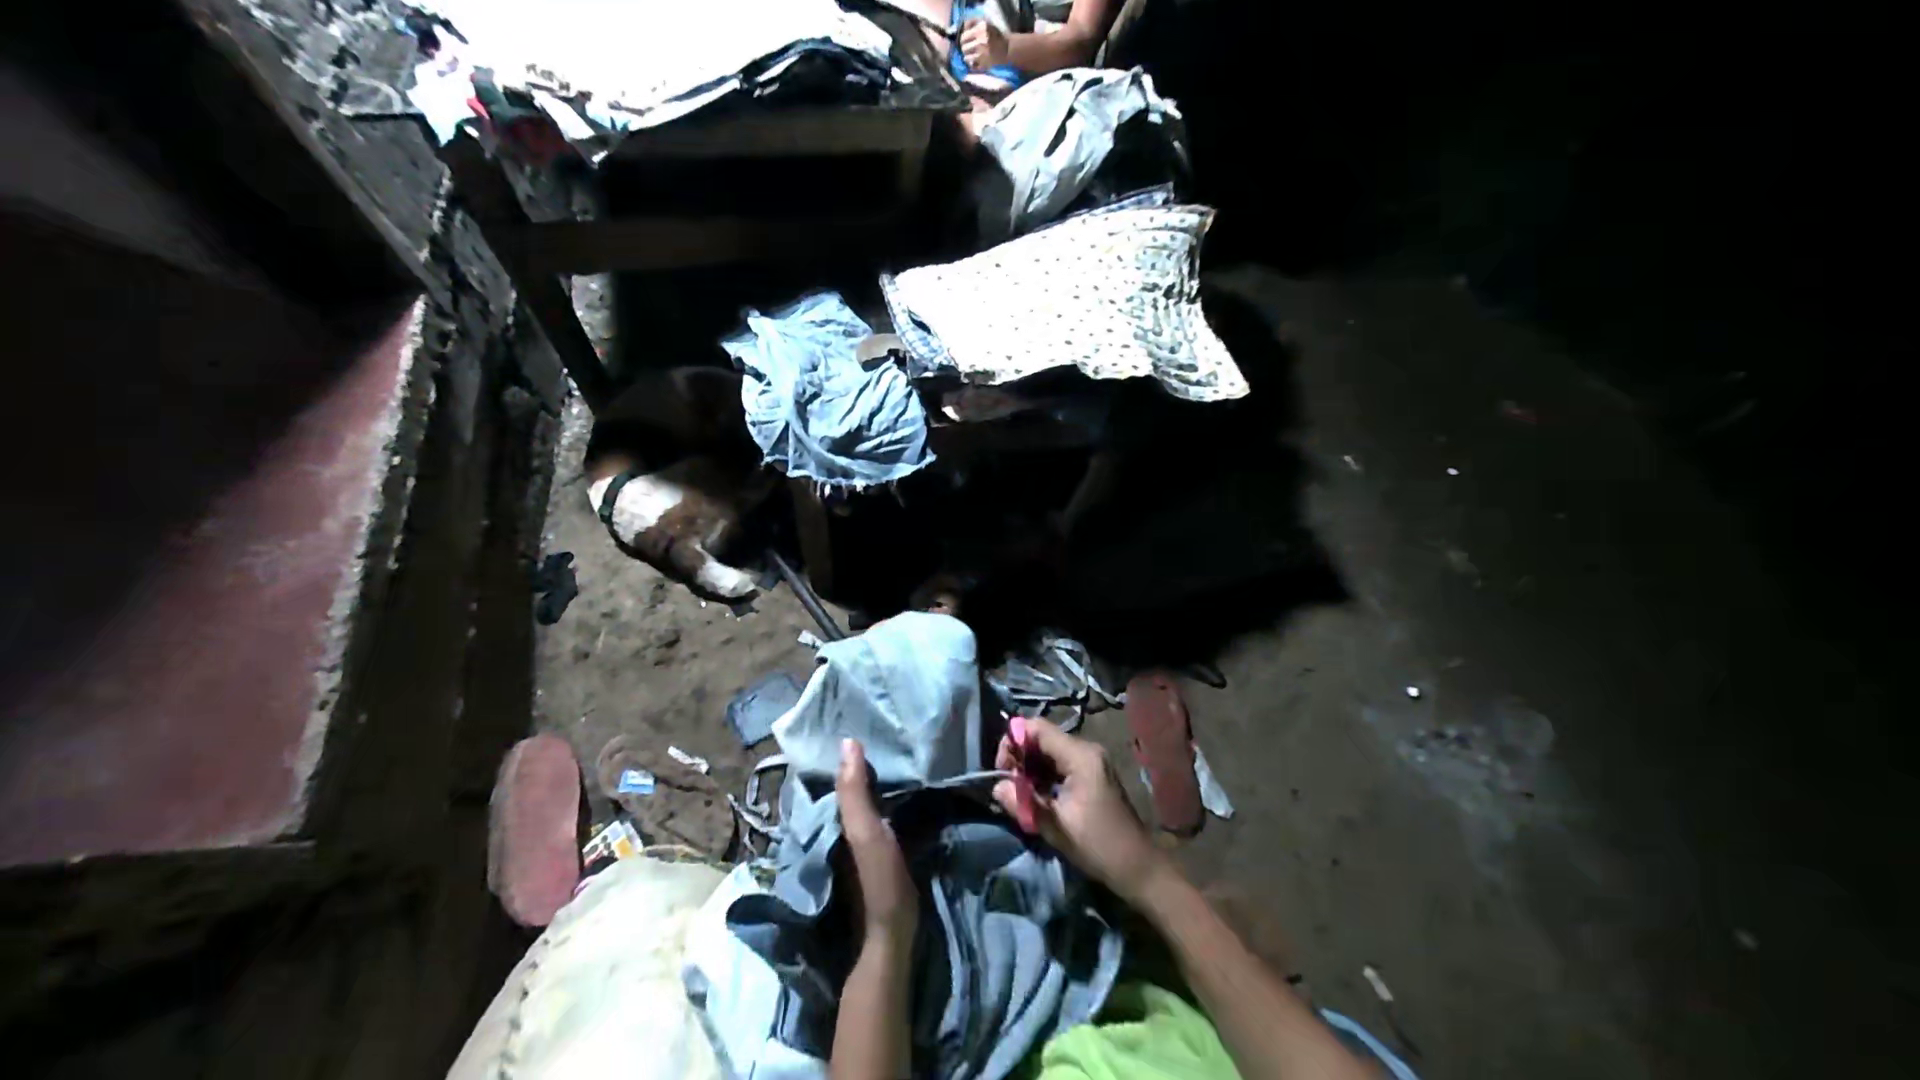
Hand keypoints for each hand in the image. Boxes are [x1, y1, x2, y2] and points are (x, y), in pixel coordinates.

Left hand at [837, 739, 917, 947]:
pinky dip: (898, 797)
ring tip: (908, 749)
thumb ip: (854, 792)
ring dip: (884, 777)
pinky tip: (917, 786)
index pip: (840, 774)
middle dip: (869, 760)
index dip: (850, 751)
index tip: (868, 722)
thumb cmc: (877, 880)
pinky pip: (889, 812)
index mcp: (840, 819)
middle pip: (856, 783)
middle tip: (894, 730)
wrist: (895, 934)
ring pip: (873, 797)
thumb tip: (848, 741)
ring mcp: (867, 839)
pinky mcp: (887, 849)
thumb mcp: (865, 832)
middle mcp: (849, 825)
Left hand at [960, 18, 1009, 71]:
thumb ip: (972, 22)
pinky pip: (972, 66)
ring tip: (973, 55)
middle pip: (964, 48)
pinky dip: (972, 64)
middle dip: (966, 48)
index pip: (963, 37)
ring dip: (968, 57)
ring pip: (966, 58)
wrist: (1007, 49)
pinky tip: (976, 62)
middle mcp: (980, 41)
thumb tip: (963, 28)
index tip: (967, 40)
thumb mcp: (985, 23)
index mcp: (981, 29)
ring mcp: (982, 54)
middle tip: (970, 48)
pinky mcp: (984, 65)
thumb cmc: (994, 35)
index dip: (964, 39)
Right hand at [993, 718, 1172, 901]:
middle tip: (1009, 786)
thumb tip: (996, 786)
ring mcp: (1091, 760)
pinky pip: (1059, 761)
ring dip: (1029, 767)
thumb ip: (1023, 803)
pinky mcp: (1091, 772)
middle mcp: (1086, 749)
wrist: (1138, 865)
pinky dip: (1043, 774)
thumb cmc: (1098, 845)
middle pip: (1042, 737)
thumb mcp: (1056, 827)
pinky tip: (1036, 796)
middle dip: (1019, 757)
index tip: (1002, 771)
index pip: (1036, 728)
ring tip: (1020, 793)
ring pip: (1048, 750)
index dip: (1012, 742)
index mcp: (1080, 756)